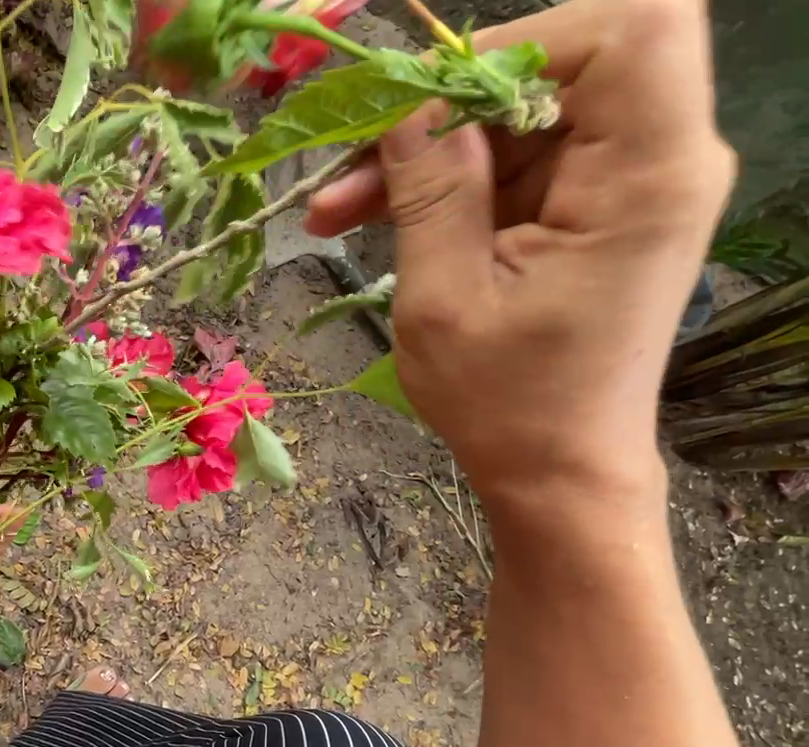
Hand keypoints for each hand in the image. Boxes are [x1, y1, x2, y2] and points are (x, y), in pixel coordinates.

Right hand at [304, 0, 734, 510]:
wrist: (552, 462)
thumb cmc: (502, 396)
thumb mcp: (444, 295)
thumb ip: (433, 193)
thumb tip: (405, 112)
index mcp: (646, 177)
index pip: (625, 35)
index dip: (517, 45)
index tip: (417, 102)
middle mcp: (657, 161)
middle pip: (561, 72)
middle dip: (443, 110)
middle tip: (346, 168)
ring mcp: (622, 184)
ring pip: (519, 121)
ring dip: (424, 156)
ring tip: (332, 212)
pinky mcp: (587, 210)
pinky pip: (513, 166)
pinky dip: (442, 185)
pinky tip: (371, 220)